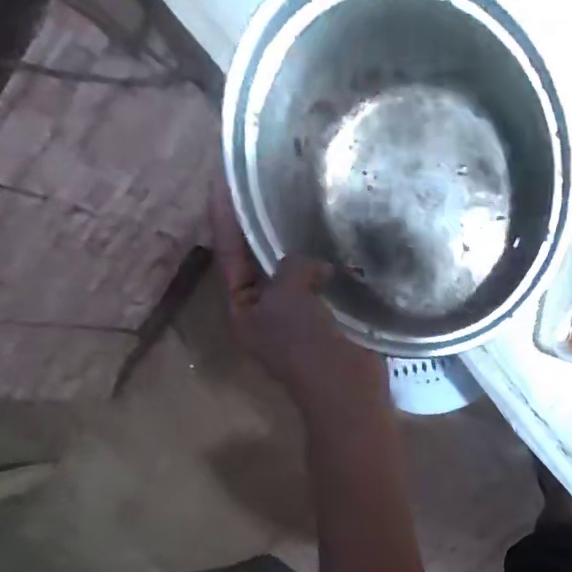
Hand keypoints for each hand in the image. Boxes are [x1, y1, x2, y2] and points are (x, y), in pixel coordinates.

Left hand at [214, 188, 383, 412]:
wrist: (349, 395)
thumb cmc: (310, 350)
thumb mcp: (286, 299)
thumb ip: (291, 266)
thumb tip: (316, 265)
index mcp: (243, 307)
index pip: (229, 252)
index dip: (225, 216)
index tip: (222, 177)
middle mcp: (266, 308)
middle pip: (260, 258)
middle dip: (263, 225)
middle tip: (267, 181)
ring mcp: (298, 315)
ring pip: (294, 269)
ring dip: (299, 242)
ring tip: (301, 201)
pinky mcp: (329, 319)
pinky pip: (323, 283)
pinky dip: (327, 263)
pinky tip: (337, 238)